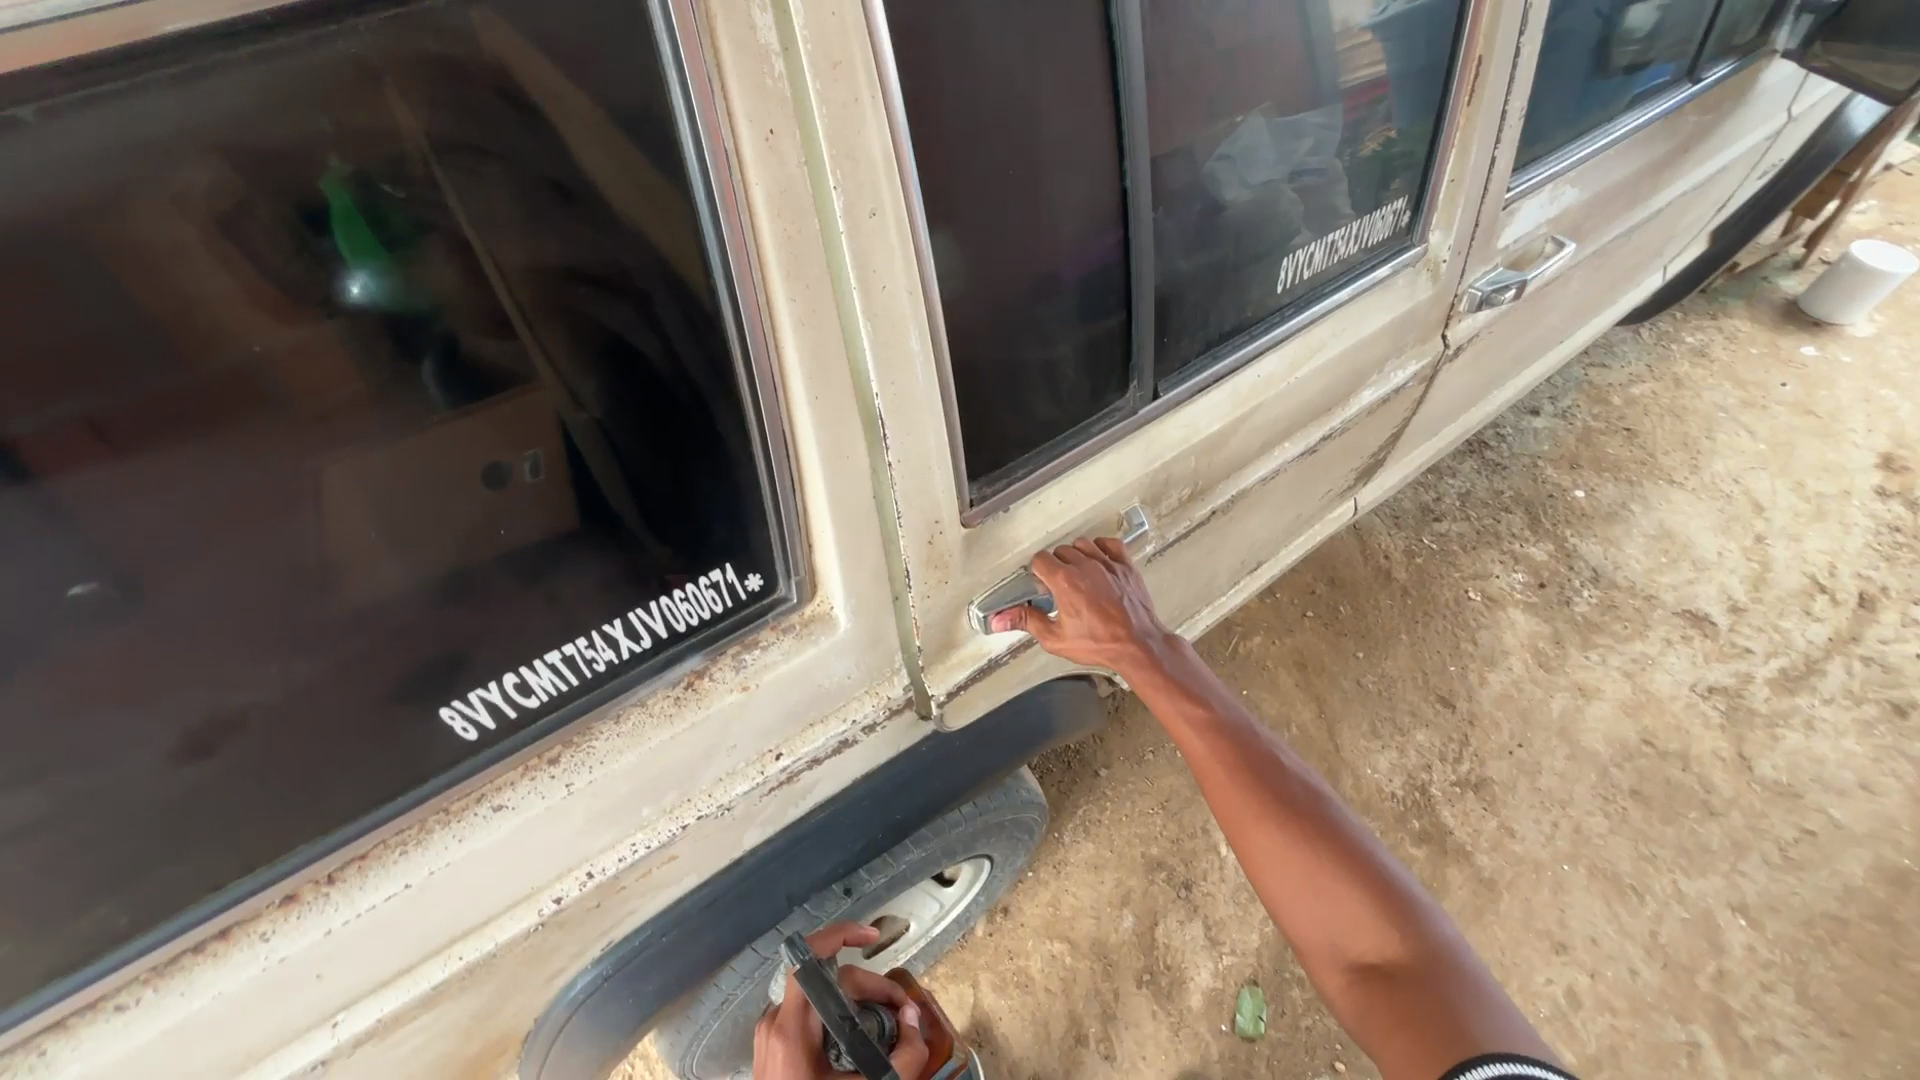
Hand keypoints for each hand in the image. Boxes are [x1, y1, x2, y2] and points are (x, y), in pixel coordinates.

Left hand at [752, 923, 928, 1079]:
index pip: (808, 961)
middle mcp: (774, 1023)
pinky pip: (809, 1016)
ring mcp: (769, 1035)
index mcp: (791, 1030)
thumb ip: (904, 1056)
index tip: (873, 936)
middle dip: (870, 987)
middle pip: (828, 982)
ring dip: (856, 1002)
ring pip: (820, 998)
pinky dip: (838, 1016)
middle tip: (902, 1011)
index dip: (839, 935)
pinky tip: (860, 1035)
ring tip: (885, 1023)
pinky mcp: (772, 1047)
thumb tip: (914, 1016)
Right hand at [987, 536, 1177, 678]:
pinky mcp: (1125, 567)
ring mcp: (1107, 565)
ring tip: (1078, 576)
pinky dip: (1102, 549)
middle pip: (1060, 552)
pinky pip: (1110, 544)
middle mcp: (1085, 567)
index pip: (1040, 559)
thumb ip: (1026, 621)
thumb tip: (1000, 620)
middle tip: (1059, 587)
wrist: (1137, 646)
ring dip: (1076, 556)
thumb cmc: (1100, 644)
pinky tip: (1098, 562)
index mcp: (1065, 582)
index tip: (1042, 585)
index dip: (1038, 572)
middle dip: (1056, 567)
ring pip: (1083, 544)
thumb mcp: (1055, 638)